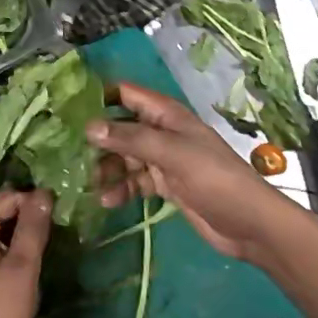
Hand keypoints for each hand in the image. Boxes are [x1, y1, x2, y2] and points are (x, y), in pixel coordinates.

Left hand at [0, 188, 52, 317]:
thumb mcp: (22, 267)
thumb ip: (33, 228)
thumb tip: (45, 193)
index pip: (9, 196)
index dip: (36, 203)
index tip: (64, 215)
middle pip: (2, 210)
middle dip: (30, 218)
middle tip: (61, 231)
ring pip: (0, 229)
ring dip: (23, 234)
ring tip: (51, 244)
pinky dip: (12, 248)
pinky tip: (31, 262)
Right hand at [88, 82, 290, 259]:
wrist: (250, 224)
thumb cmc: (214, 179)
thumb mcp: (172, 154)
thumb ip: (131, 139)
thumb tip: (88, 127)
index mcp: (166, 115)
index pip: (125, 94)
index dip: (98, 97)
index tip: (67, 109)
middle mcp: (161, 132)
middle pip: (119, 127)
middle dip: (96, 139)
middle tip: (68, 153)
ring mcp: (162, 159)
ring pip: (123, 157)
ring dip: (105, 168)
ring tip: (86, 182)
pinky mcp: (164, 185)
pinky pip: (134, 181)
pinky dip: (120, 189)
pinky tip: (106, 200)